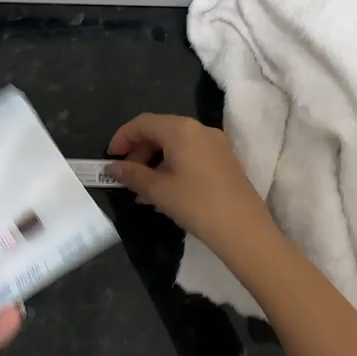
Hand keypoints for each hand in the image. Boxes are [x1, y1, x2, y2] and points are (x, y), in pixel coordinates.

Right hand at [105, 113, 280, 256]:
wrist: (246, 232)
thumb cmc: (197, 204)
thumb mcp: (158, 190)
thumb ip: (132, 174)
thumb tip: (113, 167)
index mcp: (180, 129)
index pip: (142, 123)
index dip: (122, 138)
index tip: (110, 158)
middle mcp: (199, 129)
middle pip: (159, 131)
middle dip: (139, 152)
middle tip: (127, 176)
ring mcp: (216, 144)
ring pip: (175, 145)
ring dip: (155, 163)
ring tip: (143, 191)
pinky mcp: (225, 161)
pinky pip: (190, 155)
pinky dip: (173, 167)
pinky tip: (165, 192)